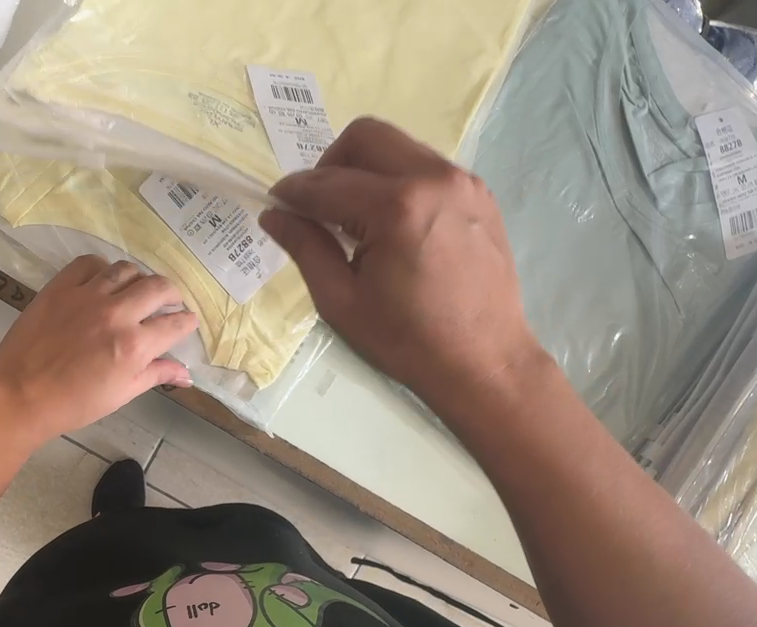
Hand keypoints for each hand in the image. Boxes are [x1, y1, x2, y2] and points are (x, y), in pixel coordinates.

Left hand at [0, 256, 197, 443]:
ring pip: (127, 270)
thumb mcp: (121, 394)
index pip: (174, 324)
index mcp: (134, 346)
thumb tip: (186, 374)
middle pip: (158, 288)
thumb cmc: (74, 404)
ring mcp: (88, 295)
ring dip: (139, 279)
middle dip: (171, 294)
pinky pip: (90, 263)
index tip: (186, 323)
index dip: (186, 323)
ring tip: (137, 290)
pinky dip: (103, 268)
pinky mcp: (61, 287)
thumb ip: (155, 375)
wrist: (21, 395)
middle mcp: (116, 314)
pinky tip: (103, 281)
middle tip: (169, 302)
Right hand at [258, 118, 546, 411]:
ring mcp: (462, 181)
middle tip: (316, 207)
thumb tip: (274, 215)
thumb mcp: (342, 302)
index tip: (275, 203)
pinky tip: (390, 228)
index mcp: (395, 208)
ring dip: (364, 171)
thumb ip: (306, 249)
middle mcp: (433, 178)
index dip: (293, 192)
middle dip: (329, 165)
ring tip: (353, 221)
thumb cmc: (406, 341)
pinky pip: (425, 167)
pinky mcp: (478, 193)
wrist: (482, 359)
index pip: (328, 183)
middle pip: (365, 137)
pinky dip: (397, 183)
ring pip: (398, 146)